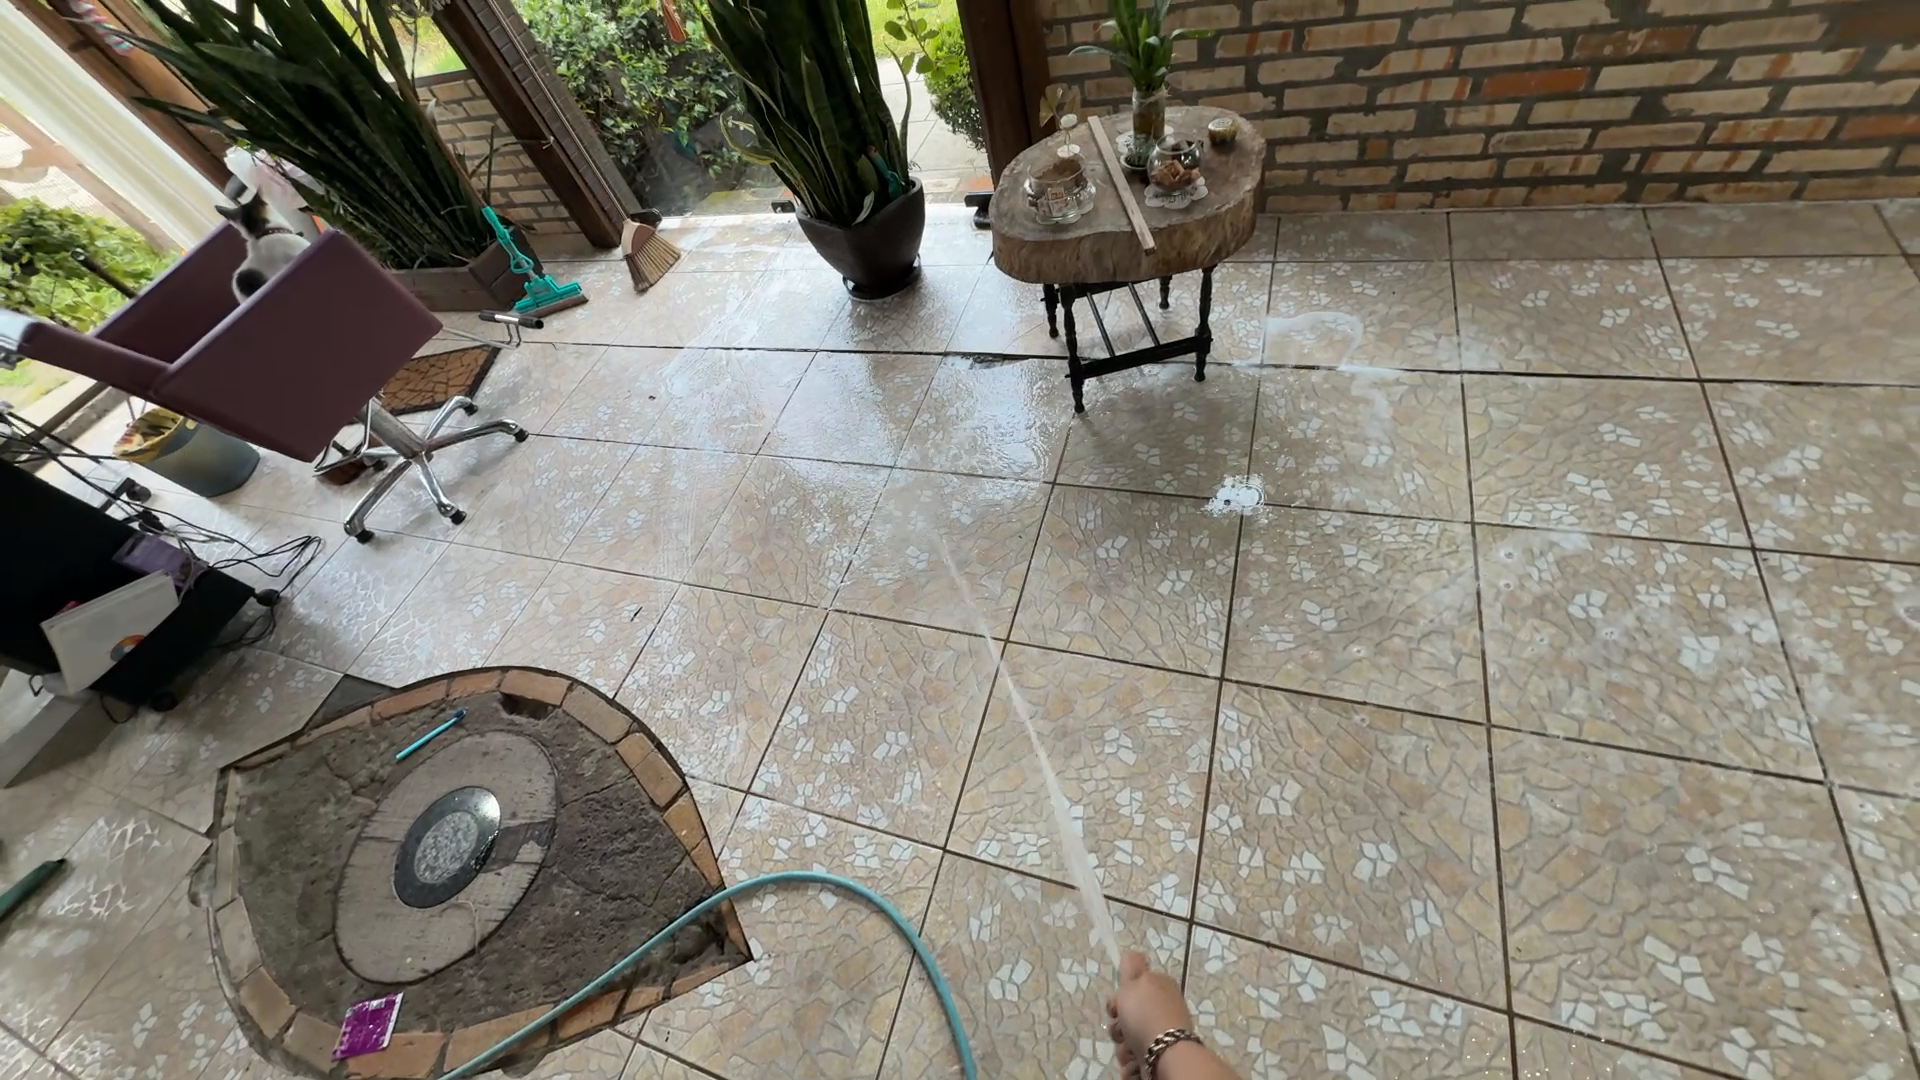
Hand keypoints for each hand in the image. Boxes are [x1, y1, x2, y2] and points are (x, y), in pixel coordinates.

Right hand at [1107, 952, 1190, 1079]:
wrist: (1166, 1055)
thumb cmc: (1146, 1014)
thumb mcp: (1135, 980)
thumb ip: (1131, 965)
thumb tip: (1131, 952)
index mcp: (1159, 989)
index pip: (1133, 990)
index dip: (1119, 1000)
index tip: (1114, 1008)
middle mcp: (1161, 1013)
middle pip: (1128, 1019)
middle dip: (1119, 1028)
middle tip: (1121, 1031)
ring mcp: (1161, 1039)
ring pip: (1128, 1042)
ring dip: (1124, 1049)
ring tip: (1130, 1051)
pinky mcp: (1158, 1061)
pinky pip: (1135, 1063)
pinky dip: (1132, 1065)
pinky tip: (1136, 1064)